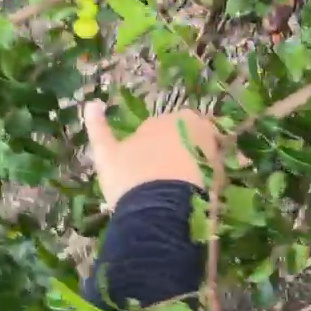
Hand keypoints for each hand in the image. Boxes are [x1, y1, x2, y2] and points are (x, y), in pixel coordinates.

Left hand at [81, 100, 218, 208]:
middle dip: (177, 148)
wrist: (165, 203)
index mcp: (193, 125)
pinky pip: (101, 131)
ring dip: (151, 151)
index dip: (204, 147)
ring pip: (144, 138)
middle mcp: (164, 123)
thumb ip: (212, 163)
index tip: (208, 163)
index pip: (201, 129)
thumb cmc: (199, 189)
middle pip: (171, 132)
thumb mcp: (217, 174)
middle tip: (184, 174)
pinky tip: (93, 106)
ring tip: (158, 176)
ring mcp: (135, 137)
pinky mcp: (110, 152)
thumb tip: (211, 163)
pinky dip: (95, 119)